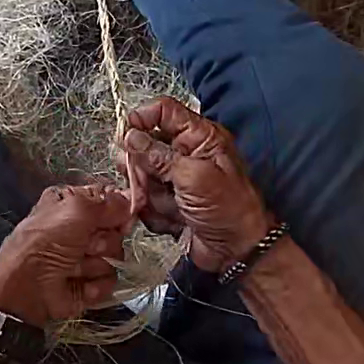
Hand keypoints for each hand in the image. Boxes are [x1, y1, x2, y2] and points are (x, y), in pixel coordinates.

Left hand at [0, 183, 133, 325]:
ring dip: (96, 263)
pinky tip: (76, 283)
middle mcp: (78, 228)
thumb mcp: (75, 210)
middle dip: (103, 240)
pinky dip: (93, 284)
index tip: (121, 218)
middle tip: (86, 245)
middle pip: (115, 230)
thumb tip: (130, 200)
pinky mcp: (89, 283)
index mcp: (71, 203)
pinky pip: (109, 281)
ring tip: (74, 266)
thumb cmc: (46, 242)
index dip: (118, 210)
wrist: (26, 288)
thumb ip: (107, 202)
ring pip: (115, 256)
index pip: (108, 200)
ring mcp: (84, 256)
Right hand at [119, 97, 273, 273]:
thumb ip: (158, 155)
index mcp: (200, 138)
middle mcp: (185, 153)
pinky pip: (145, 199)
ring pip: (140, 175)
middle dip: (140, 166)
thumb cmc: (230, 210)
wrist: (238, 251)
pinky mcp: (167, 200)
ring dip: (148, 193)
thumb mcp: (194, 176)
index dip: (141, 118)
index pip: (163, 112)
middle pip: (144, 144)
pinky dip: (153, 211)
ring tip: (167, 205)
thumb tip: (131, 136)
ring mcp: (174, 178)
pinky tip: (173, 219)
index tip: (125, 135)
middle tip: (145, 179)